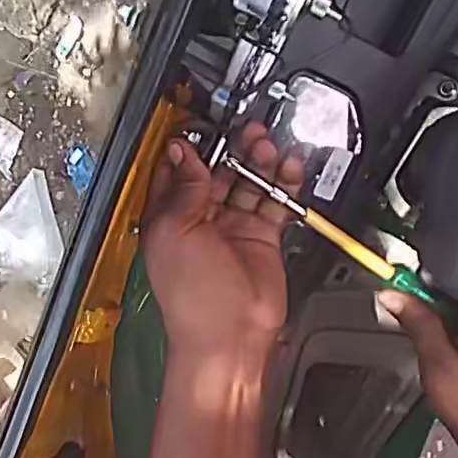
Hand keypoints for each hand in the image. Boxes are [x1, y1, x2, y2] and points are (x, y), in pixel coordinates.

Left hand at [143, 122, 303, 362]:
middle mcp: (201, 219)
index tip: (206, 122)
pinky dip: (283, 183)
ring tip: (268, 145)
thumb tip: (182, 152)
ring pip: (248, 181)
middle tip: (248, 130)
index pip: (179, 169)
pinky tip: (288, 168)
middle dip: (233, 148)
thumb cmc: (193, 297)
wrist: (230, 335)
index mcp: (170, 216)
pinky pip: (274, 201)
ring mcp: (233, 227)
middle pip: (219, 170)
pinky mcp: (263, 237)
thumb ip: (185, 189)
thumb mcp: (175, 232)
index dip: (192, 145)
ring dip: (258, 161)